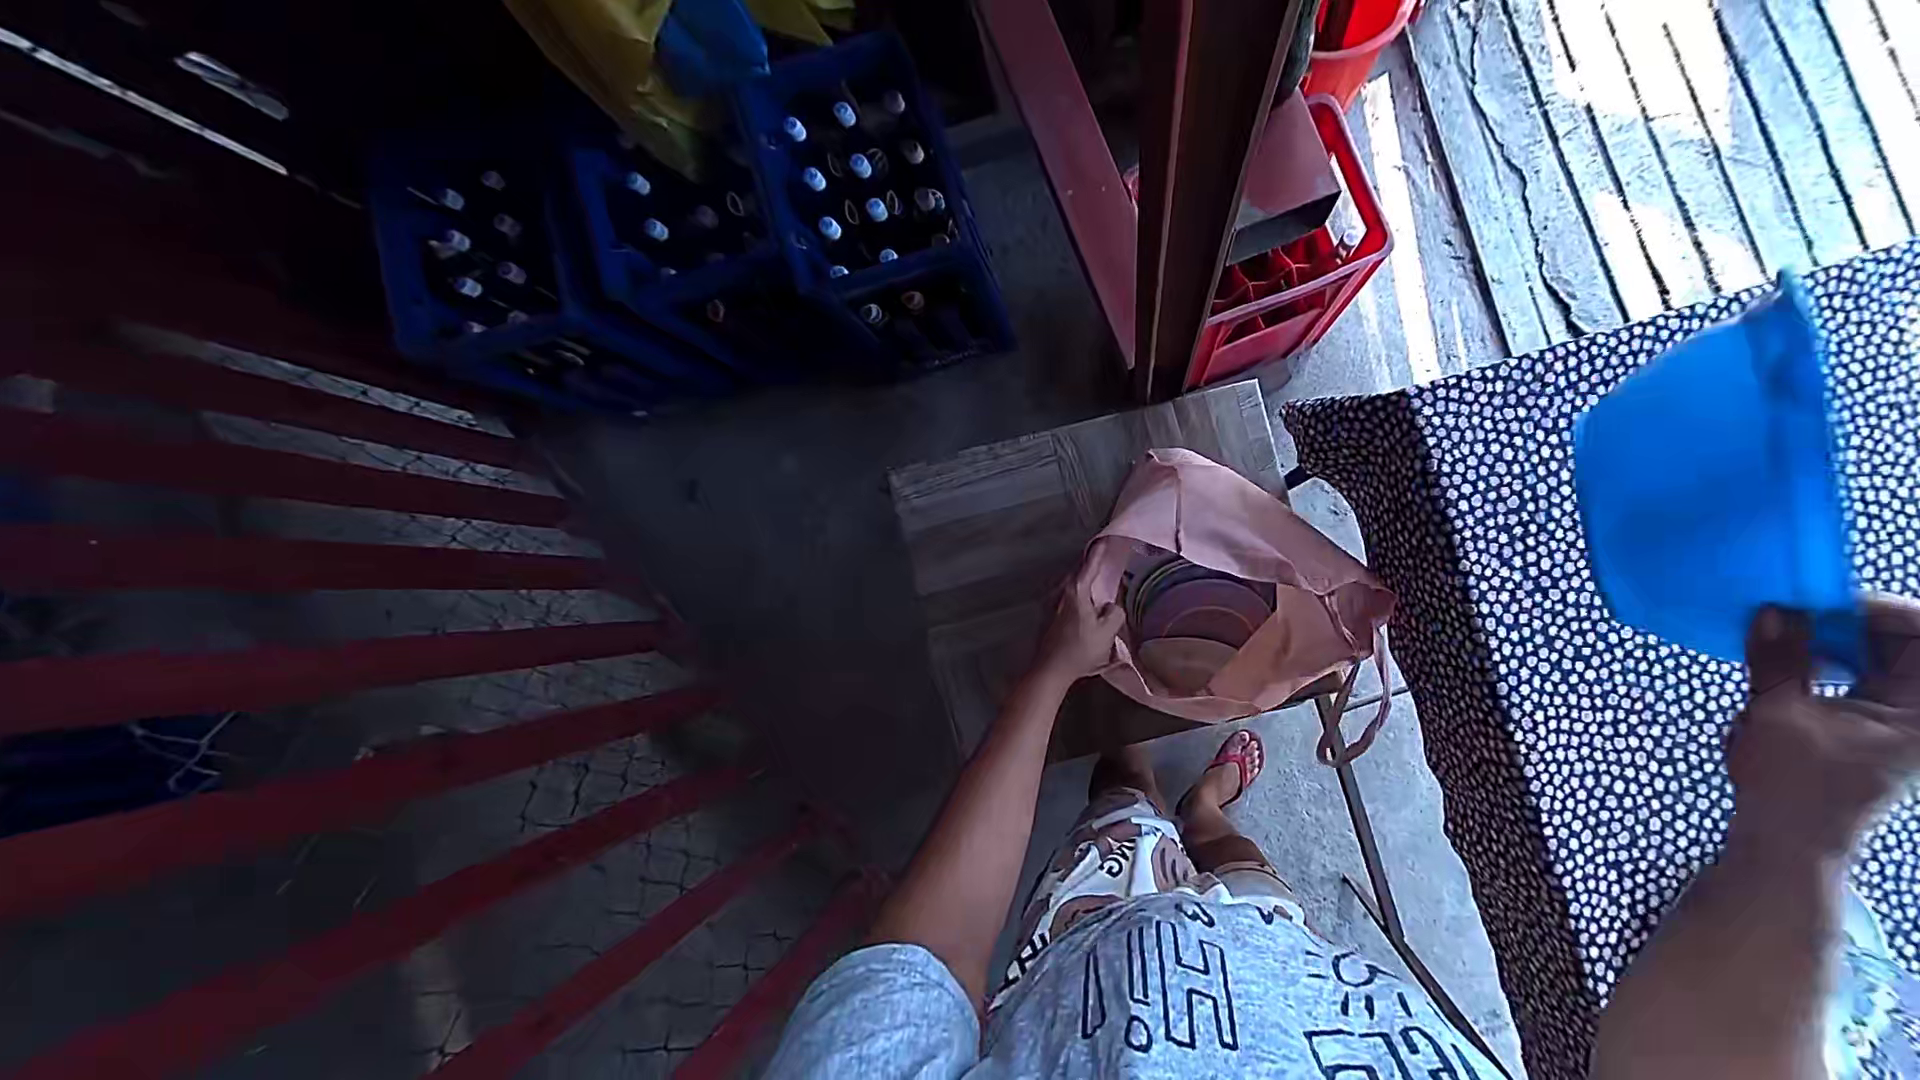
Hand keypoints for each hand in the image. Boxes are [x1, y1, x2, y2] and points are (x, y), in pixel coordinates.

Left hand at [1032, 557, 1126, 684]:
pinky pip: (1064, 595)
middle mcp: (1059, 591)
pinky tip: (1083, 603)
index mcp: (1075, 591)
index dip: (1099, 551)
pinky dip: (1075, 592)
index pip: (1089, 564)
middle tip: (1104, 558)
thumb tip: (1111, 605)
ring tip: (1096, 581)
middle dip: (1090, 564)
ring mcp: (1050, 601)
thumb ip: (1115, 613)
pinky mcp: (1046, 613)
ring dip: (1082, 580)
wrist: (1049, 669)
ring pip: (1070, 584)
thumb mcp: (1107, 633)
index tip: (1105, 538)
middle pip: (1077, 571)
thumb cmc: (1079, 650)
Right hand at [1729, 596, 1919, 860]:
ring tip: (1780, 634)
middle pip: (1905, 644)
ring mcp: (1902, 717)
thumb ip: (1778, 659)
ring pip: (1880, 657)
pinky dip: (1827, 659)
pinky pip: (1862, 674)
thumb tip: (1774, 611)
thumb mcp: (1777, 712)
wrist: (1792, 832)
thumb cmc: (1793, 777)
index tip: (1815, 603)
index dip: (1879, 611)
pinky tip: (1788, 660)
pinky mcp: (1873, 721)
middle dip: (1848, 622)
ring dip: (1832, 639)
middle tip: (1788, 613)